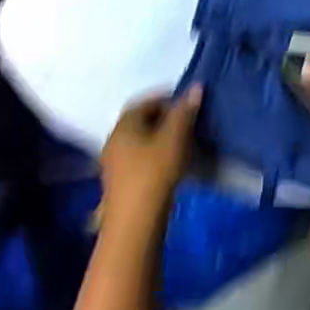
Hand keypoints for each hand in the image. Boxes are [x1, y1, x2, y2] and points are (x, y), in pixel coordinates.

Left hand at [99, 86, 202, 225]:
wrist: (135, 222)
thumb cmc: (155, 172)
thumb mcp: (175, 138)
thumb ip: (185, 112)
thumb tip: (196, 87)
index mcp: (123, 125)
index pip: (144, 102)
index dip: (167, 99)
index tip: (187, 104)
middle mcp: (114, 140)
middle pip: (140, 121)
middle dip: (164, 119)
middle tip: (188, 123)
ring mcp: (113, 164)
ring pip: (140, 142)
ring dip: (160, 139)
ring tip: (183, 144)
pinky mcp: (119, 184)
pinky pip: (138, 159)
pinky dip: (155, 155)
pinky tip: (171, 165)